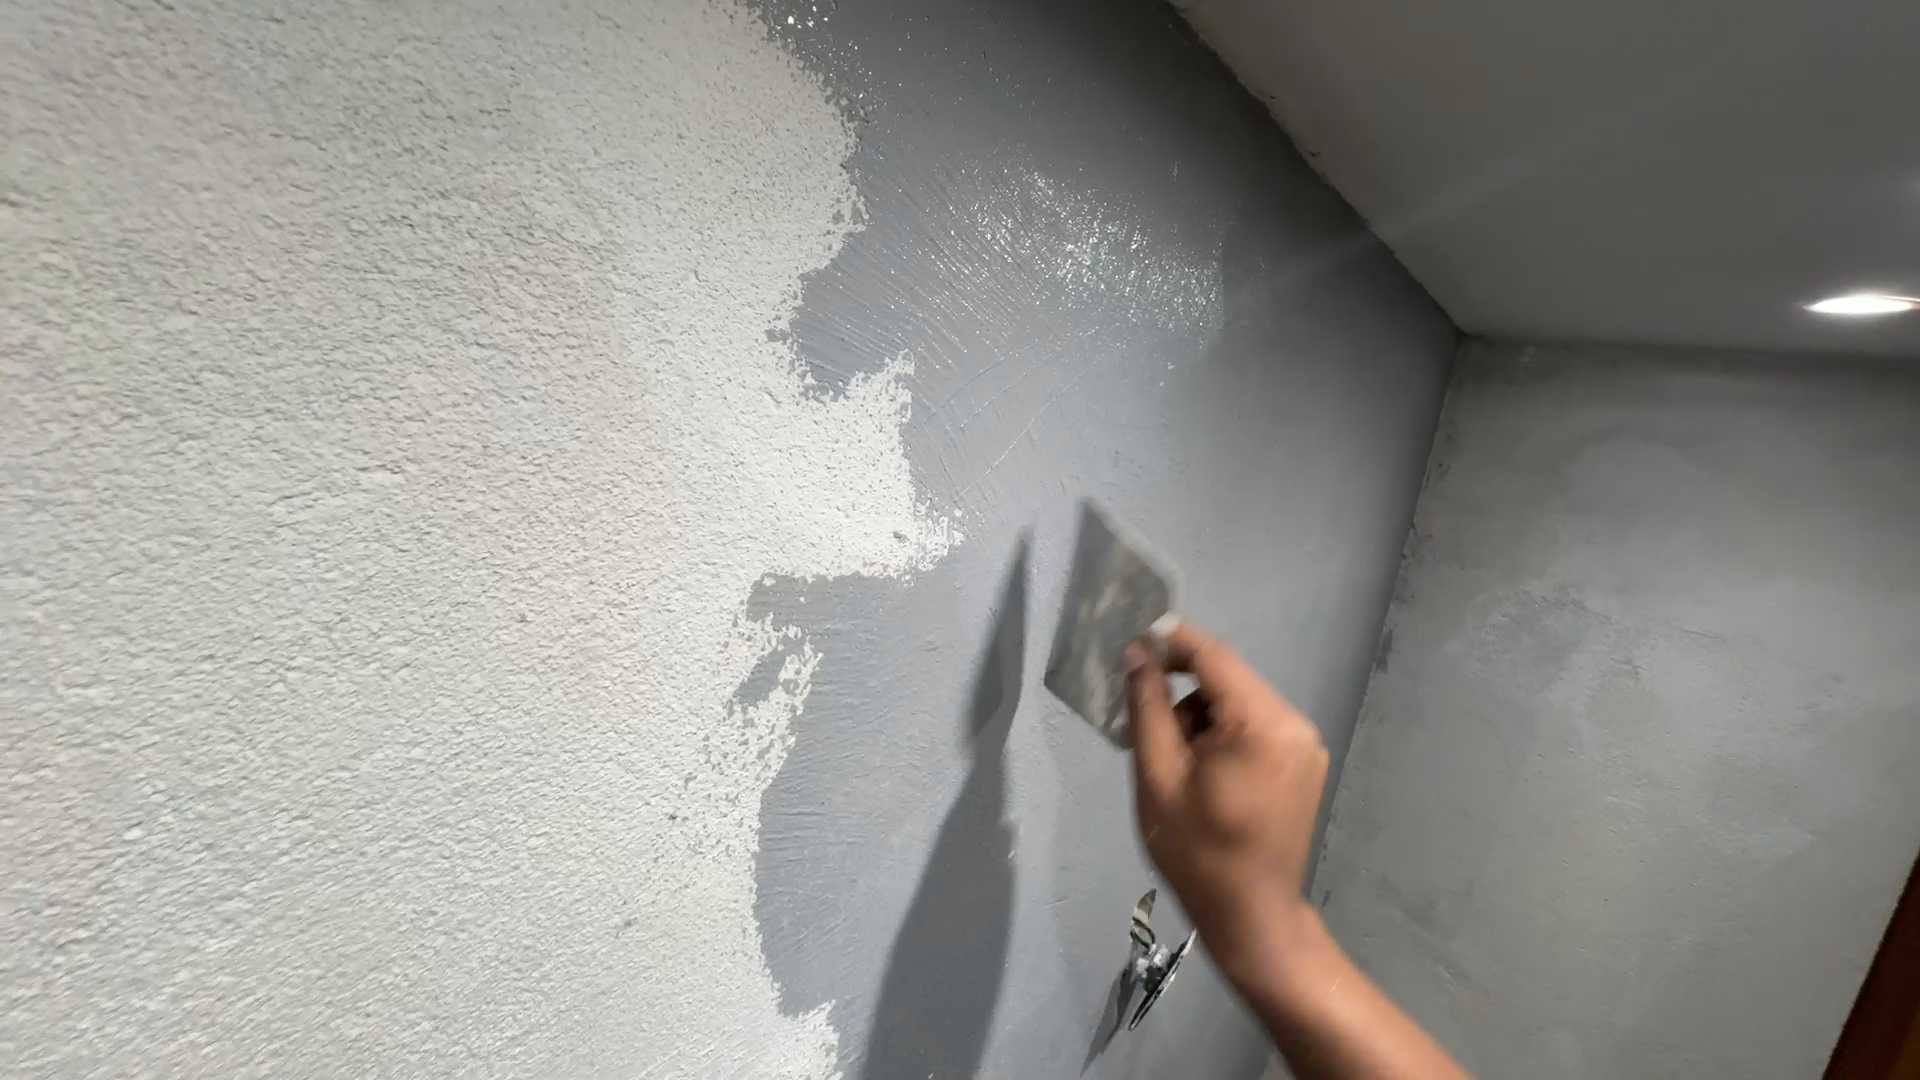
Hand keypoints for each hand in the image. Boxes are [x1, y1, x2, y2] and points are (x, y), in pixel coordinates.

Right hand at [1125, 623, 1327, 985]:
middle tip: (1149, 725)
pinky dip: (1223, 730)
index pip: (1213, 656)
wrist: (1250, 915)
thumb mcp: (1156, 773)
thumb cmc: (1196, 849)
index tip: (1134, 646)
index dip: (1171, 642)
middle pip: (1227, 676)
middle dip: (1183, 688)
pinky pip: (1254, 722)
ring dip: (1201, 713)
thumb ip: (1146, 704)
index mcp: (1262, 725)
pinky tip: (1204, 768)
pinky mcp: (1304, 760)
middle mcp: (1293, 723)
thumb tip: (1137, 652)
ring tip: (1178, 760)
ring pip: (1238, 699)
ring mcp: (1305, 743)